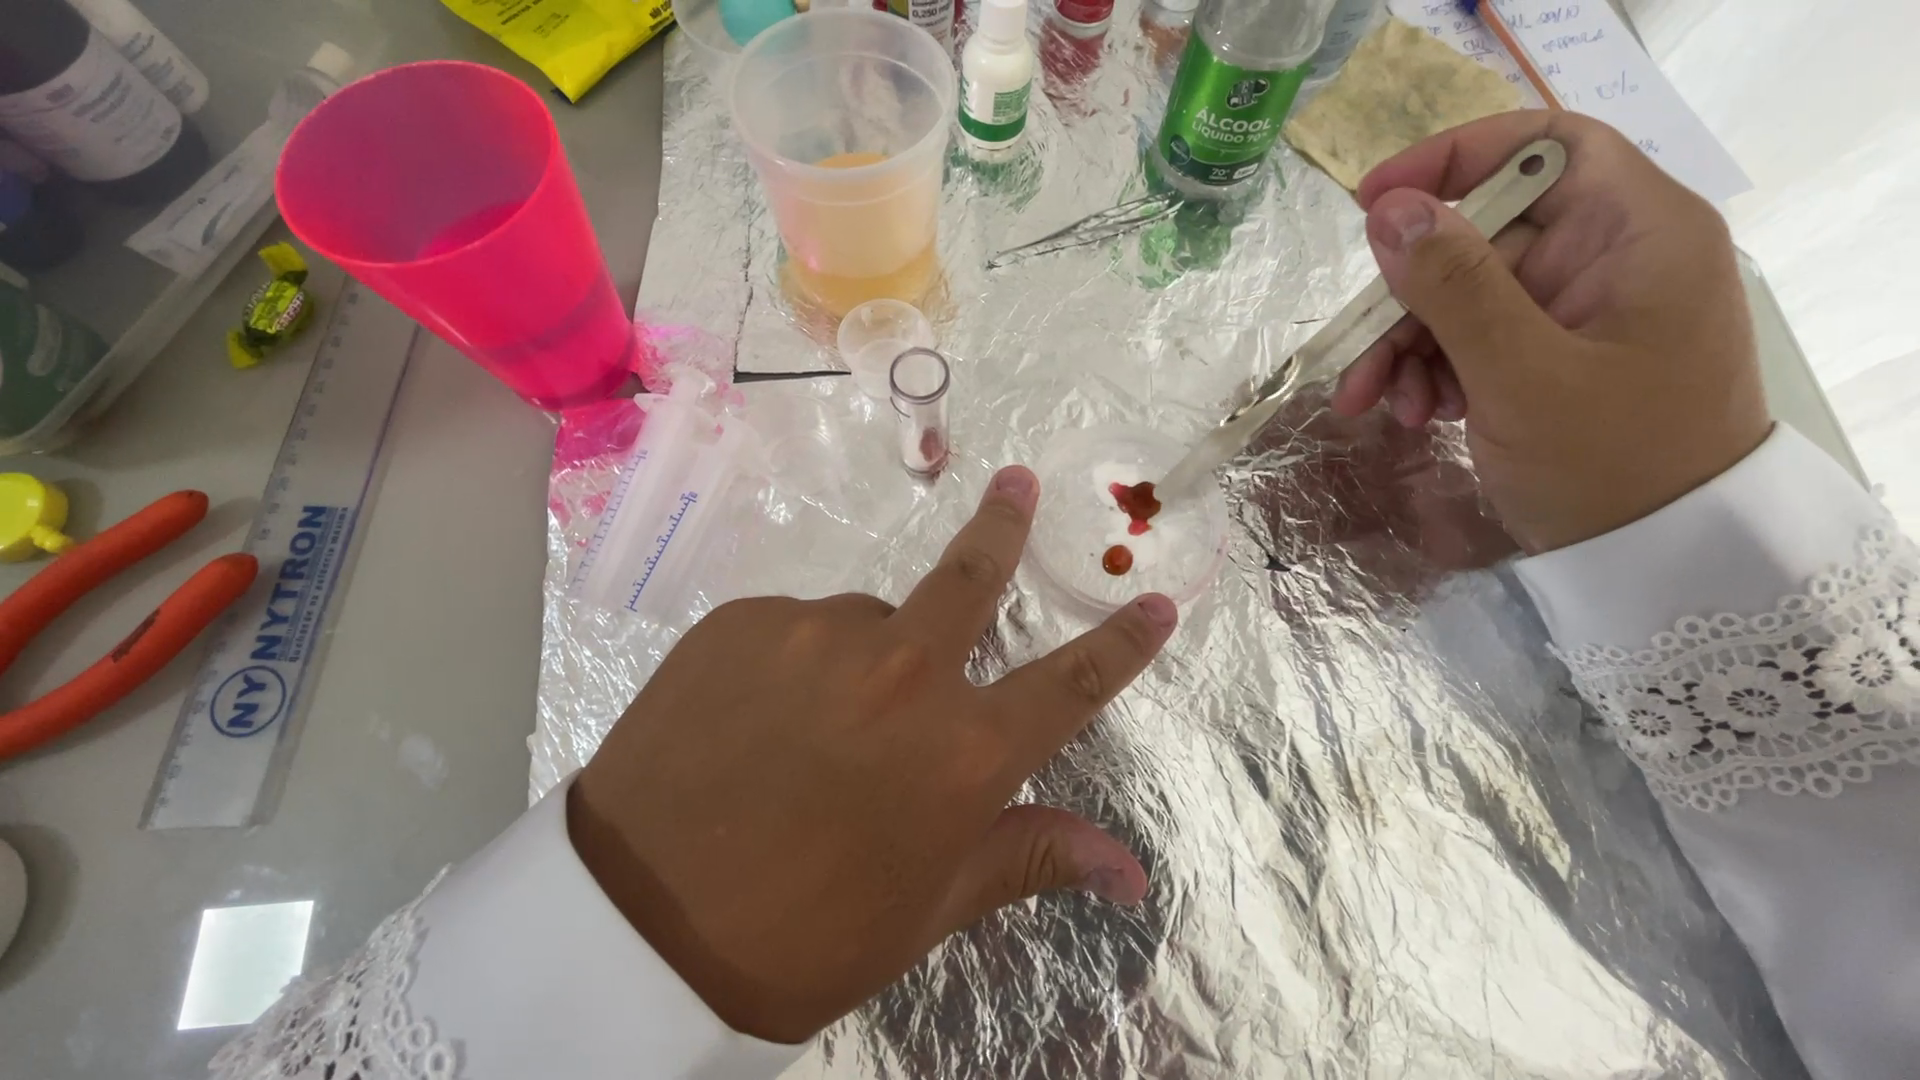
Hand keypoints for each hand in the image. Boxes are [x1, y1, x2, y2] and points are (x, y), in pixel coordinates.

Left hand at [567, 467, 1177, 1042]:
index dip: (1122, 644)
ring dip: (871, 652)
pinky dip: (799, 659)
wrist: (633, 928)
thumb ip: (1028, 858)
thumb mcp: (927, 908)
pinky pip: (796, 626)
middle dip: (1003, 527)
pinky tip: (760, 714)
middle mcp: (900, 672)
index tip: (1156, 602)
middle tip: (1016, 485)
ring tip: (820, 724)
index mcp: (961, 753)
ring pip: (870, 620)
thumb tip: (1132, 870)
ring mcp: (815, 633)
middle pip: (971, 578)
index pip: (1069, 683)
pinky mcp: (743, 621)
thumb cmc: (800, 938)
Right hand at [1329, 110, 1770, 553]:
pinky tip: (1418, 416)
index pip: (1542, 148)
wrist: (1658, 557)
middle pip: (1482, 238)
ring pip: (1464, 295)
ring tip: (1378, 407)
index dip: (1452, 160)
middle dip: (1407, 300)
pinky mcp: (1551, 356)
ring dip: (1408, 348)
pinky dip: (1433, 373)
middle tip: (1356, 363)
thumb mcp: (1520, 374)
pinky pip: (1473, 340)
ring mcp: (1576, 311)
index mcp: (1634, 233)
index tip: (1372, 203)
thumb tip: (1390, 210)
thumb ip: (1455, 286)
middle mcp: (1607, 258)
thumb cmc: (1610, 463)